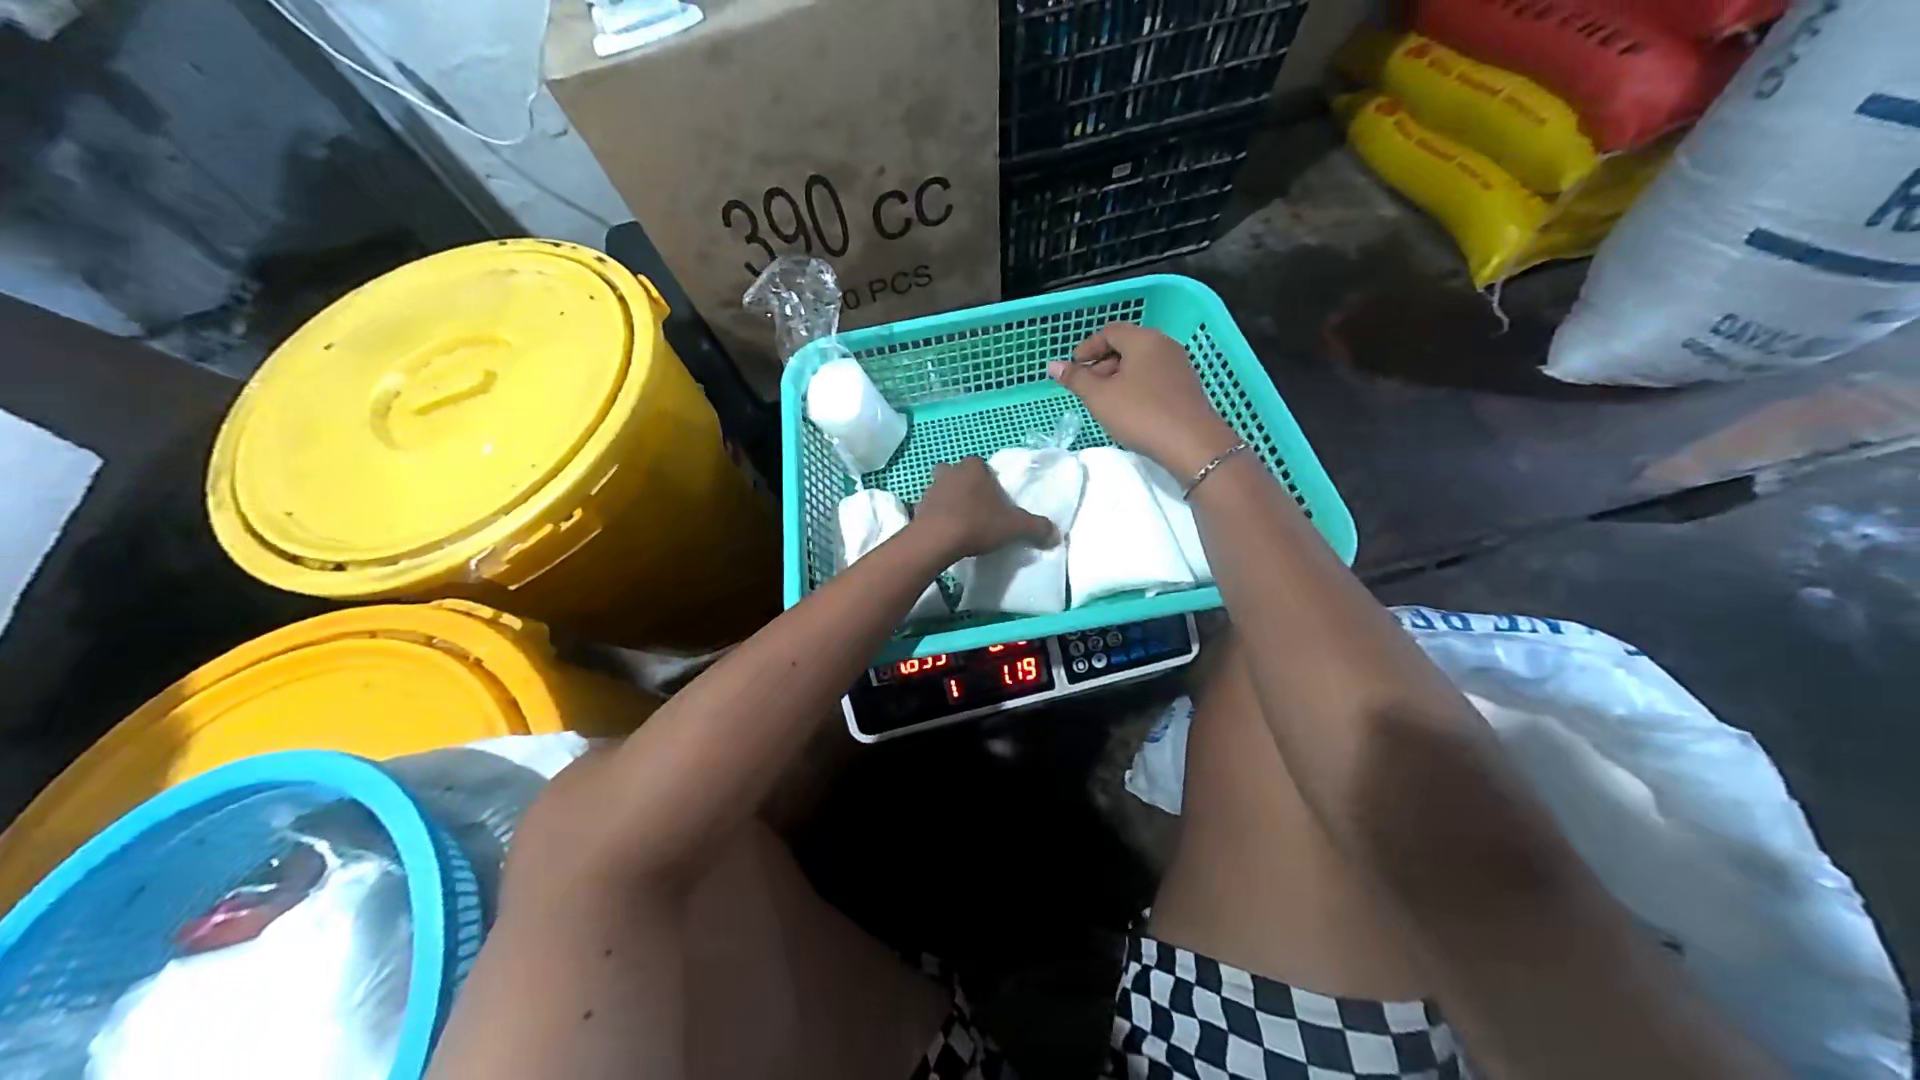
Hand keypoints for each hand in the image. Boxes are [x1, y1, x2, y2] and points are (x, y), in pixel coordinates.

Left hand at [910, 457, 1055, 559]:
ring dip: (950, 501)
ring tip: (962, 523)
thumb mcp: (1015, 527)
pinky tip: (946, 533)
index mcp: (973, 467)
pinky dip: (937, 517)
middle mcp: (949, 472)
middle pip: (958, 474)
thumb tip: (1055, 535)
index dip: (988, 480)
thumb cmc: (978, 523)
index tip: (994, 499)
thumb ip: (1037, 527)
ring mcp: (930, 489)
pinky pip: (930, 509)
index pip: (981, 465)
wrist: (937, 540)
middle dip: (965, 486)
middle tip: (977, 508)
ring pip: (942, 490)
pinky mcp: (917, 508)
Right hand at [1049, 323, 1241, 479]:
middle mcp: (1164, 345)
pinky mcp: (1186, 386)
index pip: (1110, 332)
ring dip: (1118, 376)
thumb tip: (1053, 365)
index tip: (1073, 367)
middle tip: (1085, 386)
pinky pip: (1154, 377)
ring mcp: (1178, 366)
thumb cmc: (1140, 414)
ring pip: (1141, 363)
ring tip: (1104, 400)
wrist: (1192, 443)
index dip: (1087, 347)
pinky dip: (1136, 386)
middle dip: (1102, 363)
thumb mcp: (1100, 397)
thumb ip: (1076, 379)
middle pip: (1127, 345)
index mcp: (1143, 339)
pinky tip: (1128, 409)